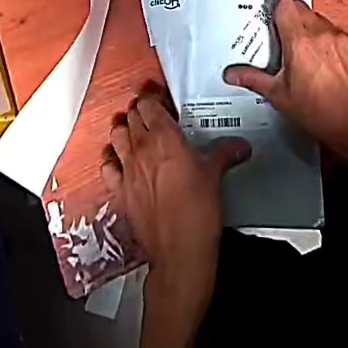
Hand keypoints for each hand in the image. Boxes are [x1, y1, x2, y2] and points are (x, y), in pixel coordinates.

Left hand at [101, 90, 249, 290]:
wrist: (179, 252)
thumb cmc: (198, 211)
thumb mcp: (215, 174)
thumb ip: (224, 152)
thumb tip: (239, 146)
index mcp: (165, 138)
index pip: (149, 104)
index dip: (152, 96)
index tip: (160, 96)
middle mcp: (142, 149)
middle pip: (132, 116)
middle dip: (140, 110)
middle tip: (153, 112)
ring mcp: (128, 170)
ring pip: (116, 135)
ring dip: (124, 128)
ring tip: (136, 130)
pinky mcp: (120, 192)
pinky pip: (107, 166)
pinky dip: (111, 158)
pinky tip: (120, 159)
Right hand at [224, 0, 347, 148]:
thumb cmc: (318, 113)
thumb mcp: (279, 95)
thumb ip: (253, 78)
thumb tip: (233, 74)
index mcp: (299, 43)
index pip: (285, 4)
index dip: (277, 11)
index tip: (274, 22)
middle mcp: (322, 35)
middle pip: (302, 8)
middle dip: (292, 20)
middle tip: (287, 40)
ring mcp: (341, 38)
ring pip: (320, 19)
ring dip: (312, 30)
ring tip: (308, 55)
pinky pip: (339, 32)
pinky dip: (331, 41)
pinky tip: (327, 61)